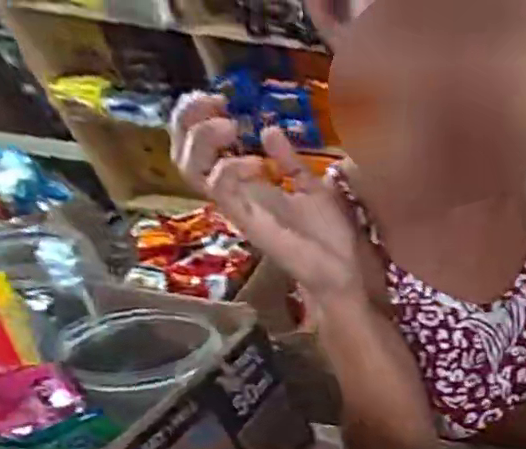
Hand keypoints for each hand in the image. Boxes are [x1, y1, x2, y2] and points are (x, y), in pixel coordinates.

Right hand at [169, 92, 360, 298]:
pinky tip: (257, 163)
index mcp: (246, 184)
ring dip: (202, 138)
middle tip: (215, 104)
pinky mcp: (246, 222)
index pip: (200, 144)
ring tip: (231, 126)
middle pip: (182, 151)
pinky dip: (231, 168)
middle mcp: (234, 194)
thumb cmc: (329, 238)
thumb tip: (269, 130)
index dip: (199, 115)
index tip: (221, 99)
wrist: (343, 273)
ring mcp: (237, 208)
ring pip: (189, 167)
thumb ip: (289, 161)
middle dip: (188, 119)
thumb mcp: (311, 188)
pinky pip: (220, 189)